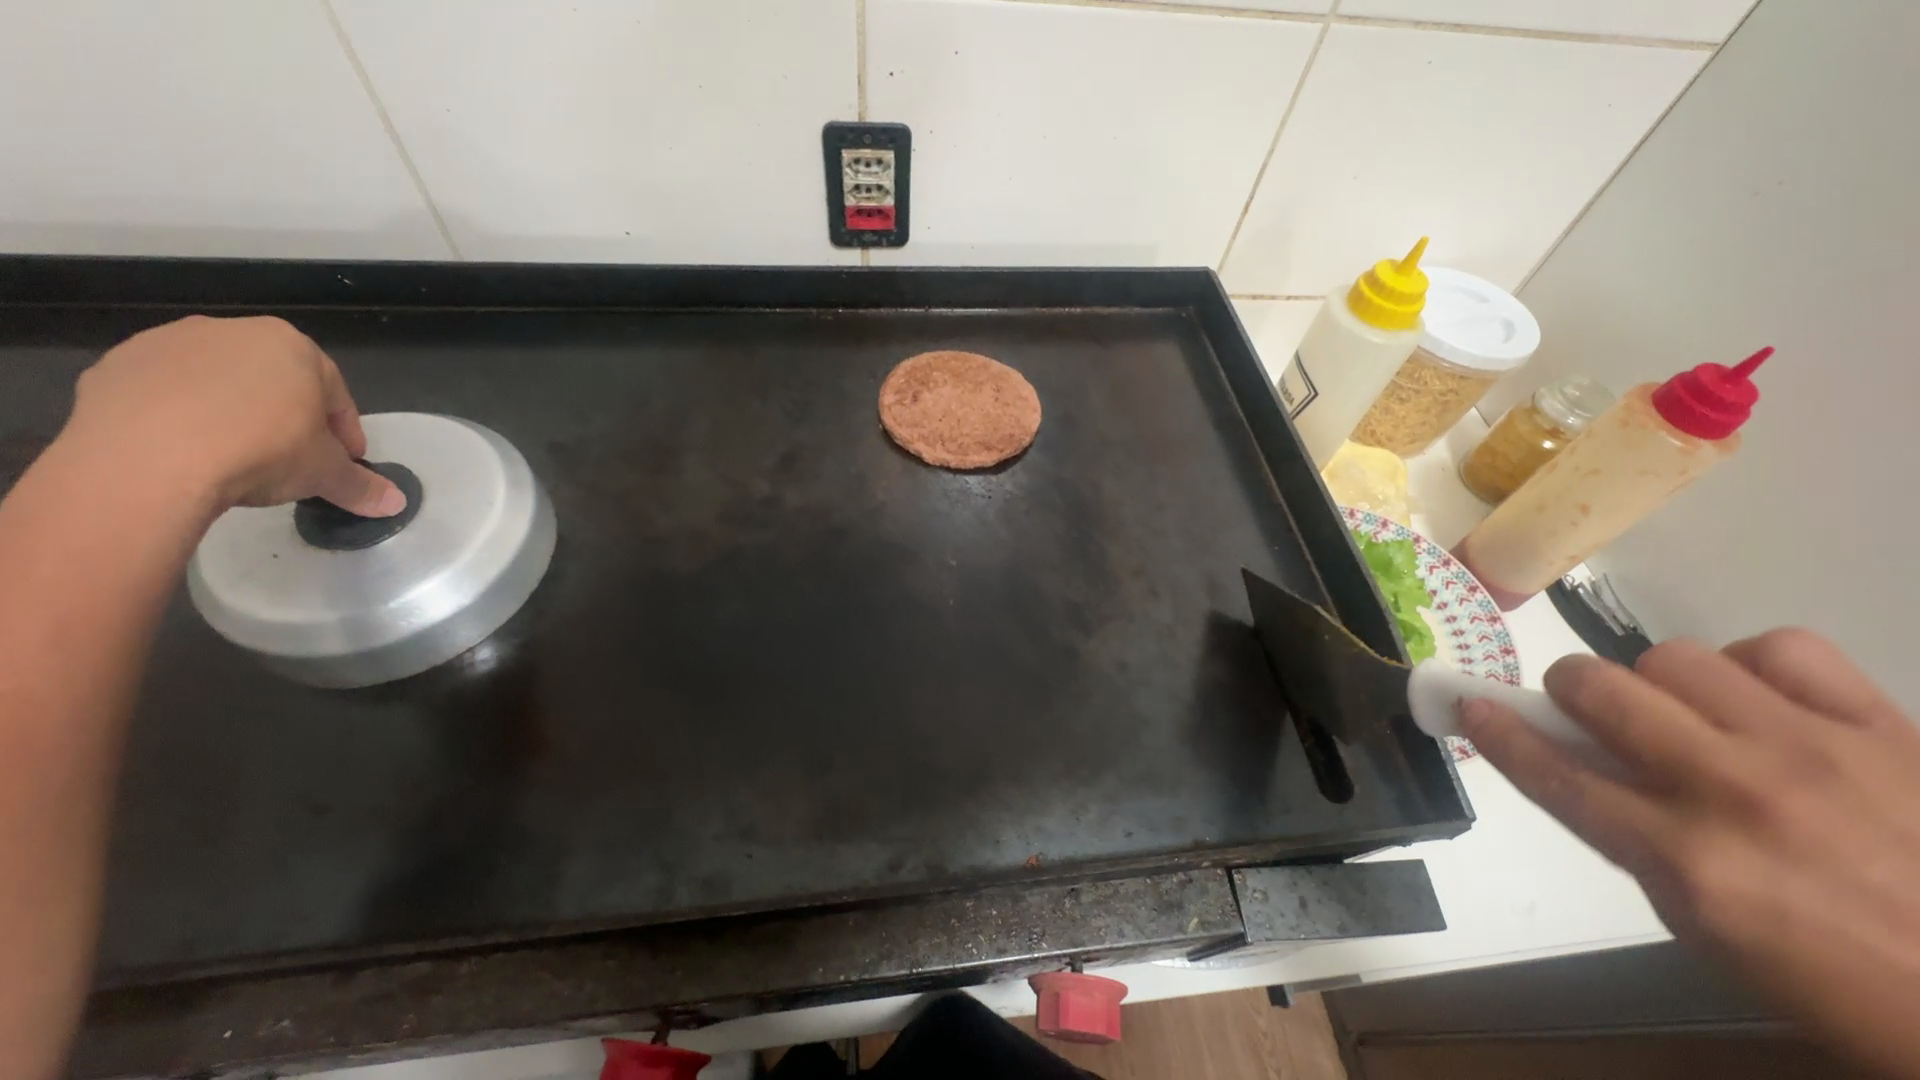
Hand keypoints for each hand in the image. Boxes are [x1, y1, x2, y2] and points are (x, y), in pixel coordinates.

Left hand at [58, 315, 401, 516]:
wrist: (147, 458)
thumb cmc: (261, 451)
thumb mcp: (324, 474)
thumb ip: (361, 485)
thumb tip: (396, 503)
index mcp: (292, 346)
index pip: (334, 393)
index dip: (343, 432)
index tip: (342, 462)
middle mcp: (231, 332)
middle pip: (274, 381)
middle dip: (287, 417)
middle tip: (291, 461)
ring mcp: (168, 344)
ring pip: (217, 383)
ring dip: (231, 414)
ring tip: (233, 457)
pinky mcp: (117, 366)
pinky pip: (164, 394)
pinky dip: (178, 417)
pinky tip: (184, 451)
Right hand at [1462, 631, 1919, 1078]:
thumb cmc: (1837, 980)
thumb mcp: (1707, 929)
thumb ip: (1634, 840)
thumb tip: (1583, 769)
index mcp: (1687, 862)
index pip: (1555, 774)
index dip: (1497, 733)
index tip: (1469, 705)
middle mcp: (1734, 793)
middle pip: (1601, 691)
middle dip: (1572, 692)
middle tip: (1588, 711)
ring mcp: (1813, 750)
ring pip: (1676, 657)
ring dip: (1659, 683)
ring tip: (1688, 712)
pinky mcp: (1886, 725)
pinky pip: (1784, 648)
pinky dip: (1756, 667)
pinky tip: (1764, 701)